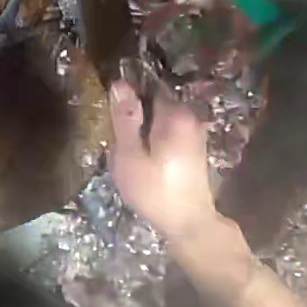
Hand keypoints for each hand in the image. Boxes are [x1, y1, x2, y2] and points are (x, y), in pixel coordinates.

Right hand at [109, 80, 218, 243]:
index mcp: (175, 113)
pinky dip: (154, 138)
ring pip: (161, 118)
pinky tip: (144, 158)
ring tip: (128, 150)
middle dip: (135, 114)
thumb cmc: (154, 190)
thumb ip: (125, 119)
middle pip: (155, 102)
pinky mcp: (195, 147)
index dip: (127, 95)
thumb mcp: (129, 155)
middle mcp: (190, 116)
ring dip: (143, 128)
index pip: (147, 86)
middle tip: (117, 138)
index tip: (111, 112)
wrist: (188, 223)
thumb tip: (119, 84)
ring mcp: (195, 132)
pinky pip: (169, 131)